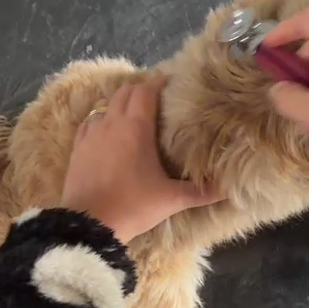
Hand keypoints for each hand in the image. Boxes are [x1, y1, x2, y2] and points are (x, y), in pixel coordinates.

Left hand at [60, 76, 220, 242]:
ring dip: (120, 103)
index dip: (158, 82)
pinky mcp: (77, 147)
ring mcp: (91, 133)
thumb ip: (201, 192)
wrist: (89, 225)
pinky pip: (90, 122)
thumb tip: (231, 190)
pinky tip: (107, 130)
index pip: (146, 91)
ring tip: (134, 112)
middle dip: (141, 89)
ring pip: (106, 105)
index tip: (171, 82)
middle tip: (156, 97)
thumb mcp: (171, 199)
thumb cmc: (133, 205)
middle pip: (126, 92)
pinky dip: (101, 119)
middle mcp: (112, 122)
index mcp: (136, 126)